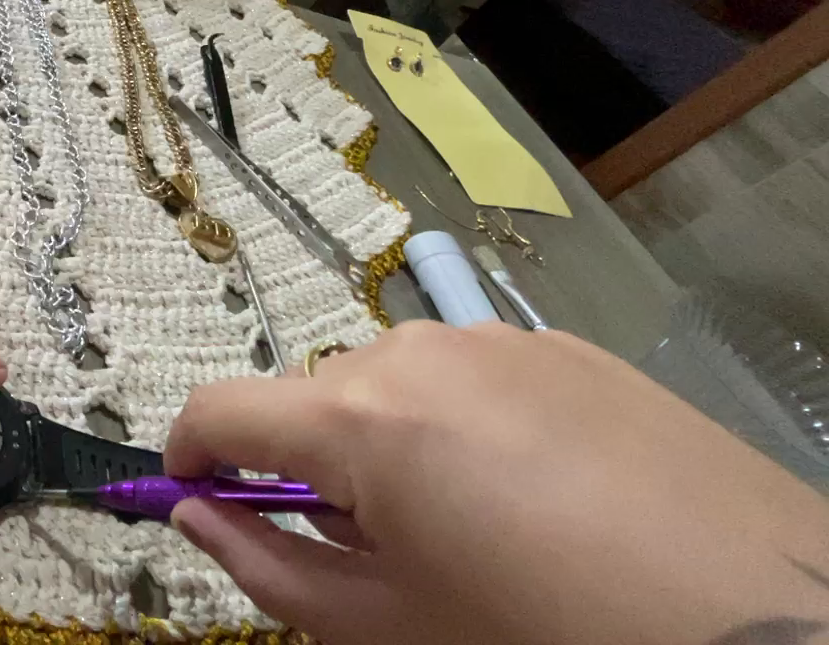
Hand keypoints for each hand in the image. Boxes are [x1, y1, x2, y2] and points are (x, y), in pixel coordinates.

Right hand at [166, 321, 828, 644]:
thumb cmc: (556, 643)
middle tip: (373, 541)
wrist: (804, 640)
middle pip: (310, 400)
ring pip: (384, 381)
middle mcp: (407, 350)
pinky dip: (458, 420)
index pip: (218, 409)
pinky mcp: (561, 346)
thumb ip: (264, 568)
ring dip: (384, 437)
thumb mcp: (391, 631)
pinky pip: (465, 373)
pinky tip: (534, 485)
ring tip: (466, 515)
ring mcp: (490, 339)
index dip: (187, 448)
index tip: (190, 486)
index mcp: (356, 418)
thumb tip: (194, 514)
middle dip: (310, 463)